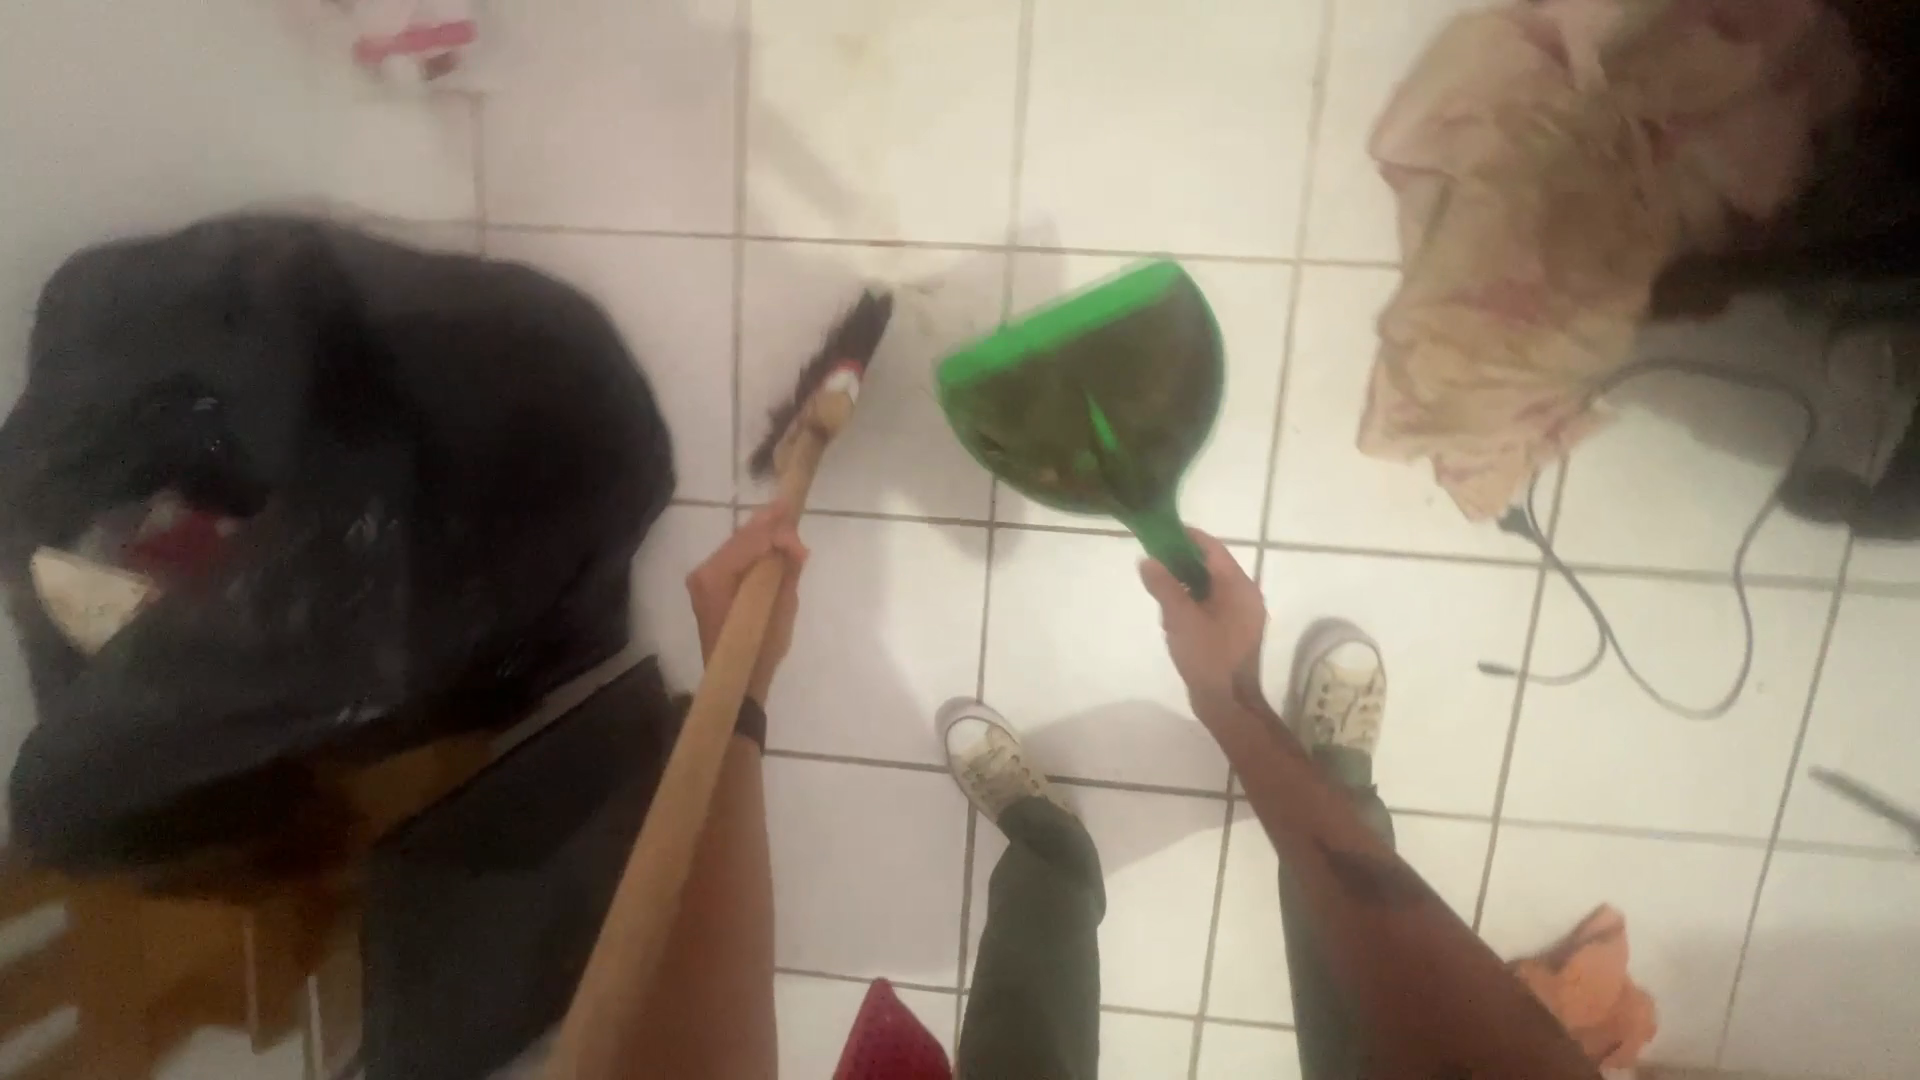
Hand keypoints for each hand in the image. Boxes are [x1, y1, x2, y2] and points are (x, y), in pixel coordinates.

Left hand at [687, 501, 809, 702]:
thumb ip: (785, 570)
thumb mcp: (781, 607)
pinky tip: (774, 549)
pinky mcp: (710, 587)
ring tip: (788, 532)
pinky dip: (756, 552)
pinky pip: (736, 559)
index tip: (802, 541)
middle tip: (793, 515)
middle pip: (742, 537)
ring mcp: (704, 579)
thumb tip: (795, 548)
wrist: (736, 683)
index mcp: (716, 575)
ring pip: (739, 545)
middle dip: (771, 527)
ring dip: (764, 538)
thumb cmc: (759, 649)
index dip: (779, 532)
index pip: (751, 538)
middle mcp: (704, 571)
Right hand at [1140, 529, 1266, 713]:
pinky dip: (1193, 600)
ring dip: (1185, 583)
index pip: (1212, 548)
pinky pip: (1212, 603)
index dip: (1186, 536)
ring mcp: (1242, 613)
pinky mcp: (1234, 629)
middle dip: (1181, 561)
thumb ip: (1164, 586)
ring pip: (1210, 586)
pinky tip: (1172, 613)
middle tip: (1153, 561)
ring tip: (1158, 588)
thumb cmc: (1207, 657)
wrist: (1228, 703)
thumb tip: (1148, 560)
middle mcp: (1246, 595)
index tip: (1160, 532)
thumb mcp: (1180, 619)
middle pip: (1211, 565)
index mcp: (1239, 587)